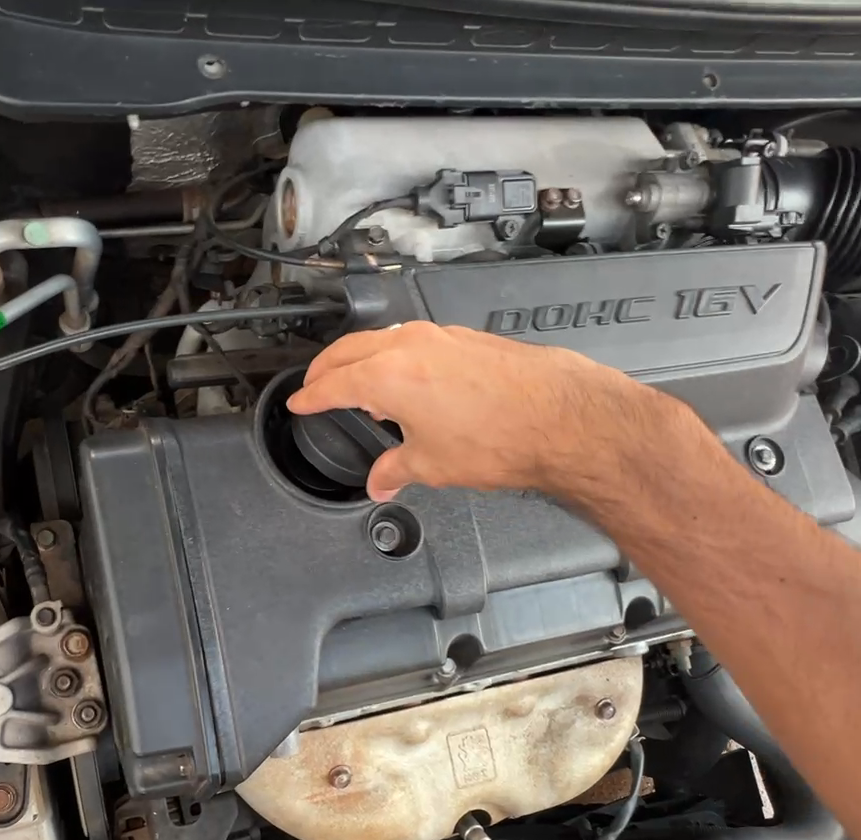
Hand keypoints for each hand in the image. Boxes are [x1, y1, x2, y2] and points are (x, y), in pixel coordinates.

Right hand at [286, 322, 687, 500]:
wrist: (562, 418)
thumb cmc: (501, 436)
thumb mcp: (431, 464)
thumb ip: (394, 471)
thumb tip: (381, 482)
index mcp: (387, 374)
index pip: (331, 384)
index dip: (309, 397)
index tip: (298, 402)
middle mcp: (410, 345)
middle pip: (349, 350)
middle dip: (326, 369)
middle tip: (315, 385)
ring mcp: (440, 336)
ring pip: (382, 339)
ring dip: (361, 358)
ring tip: (357, 381)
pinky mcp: (466, 339)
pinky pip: (414, 341)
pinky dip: (396, 355)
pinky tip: (407, 377)